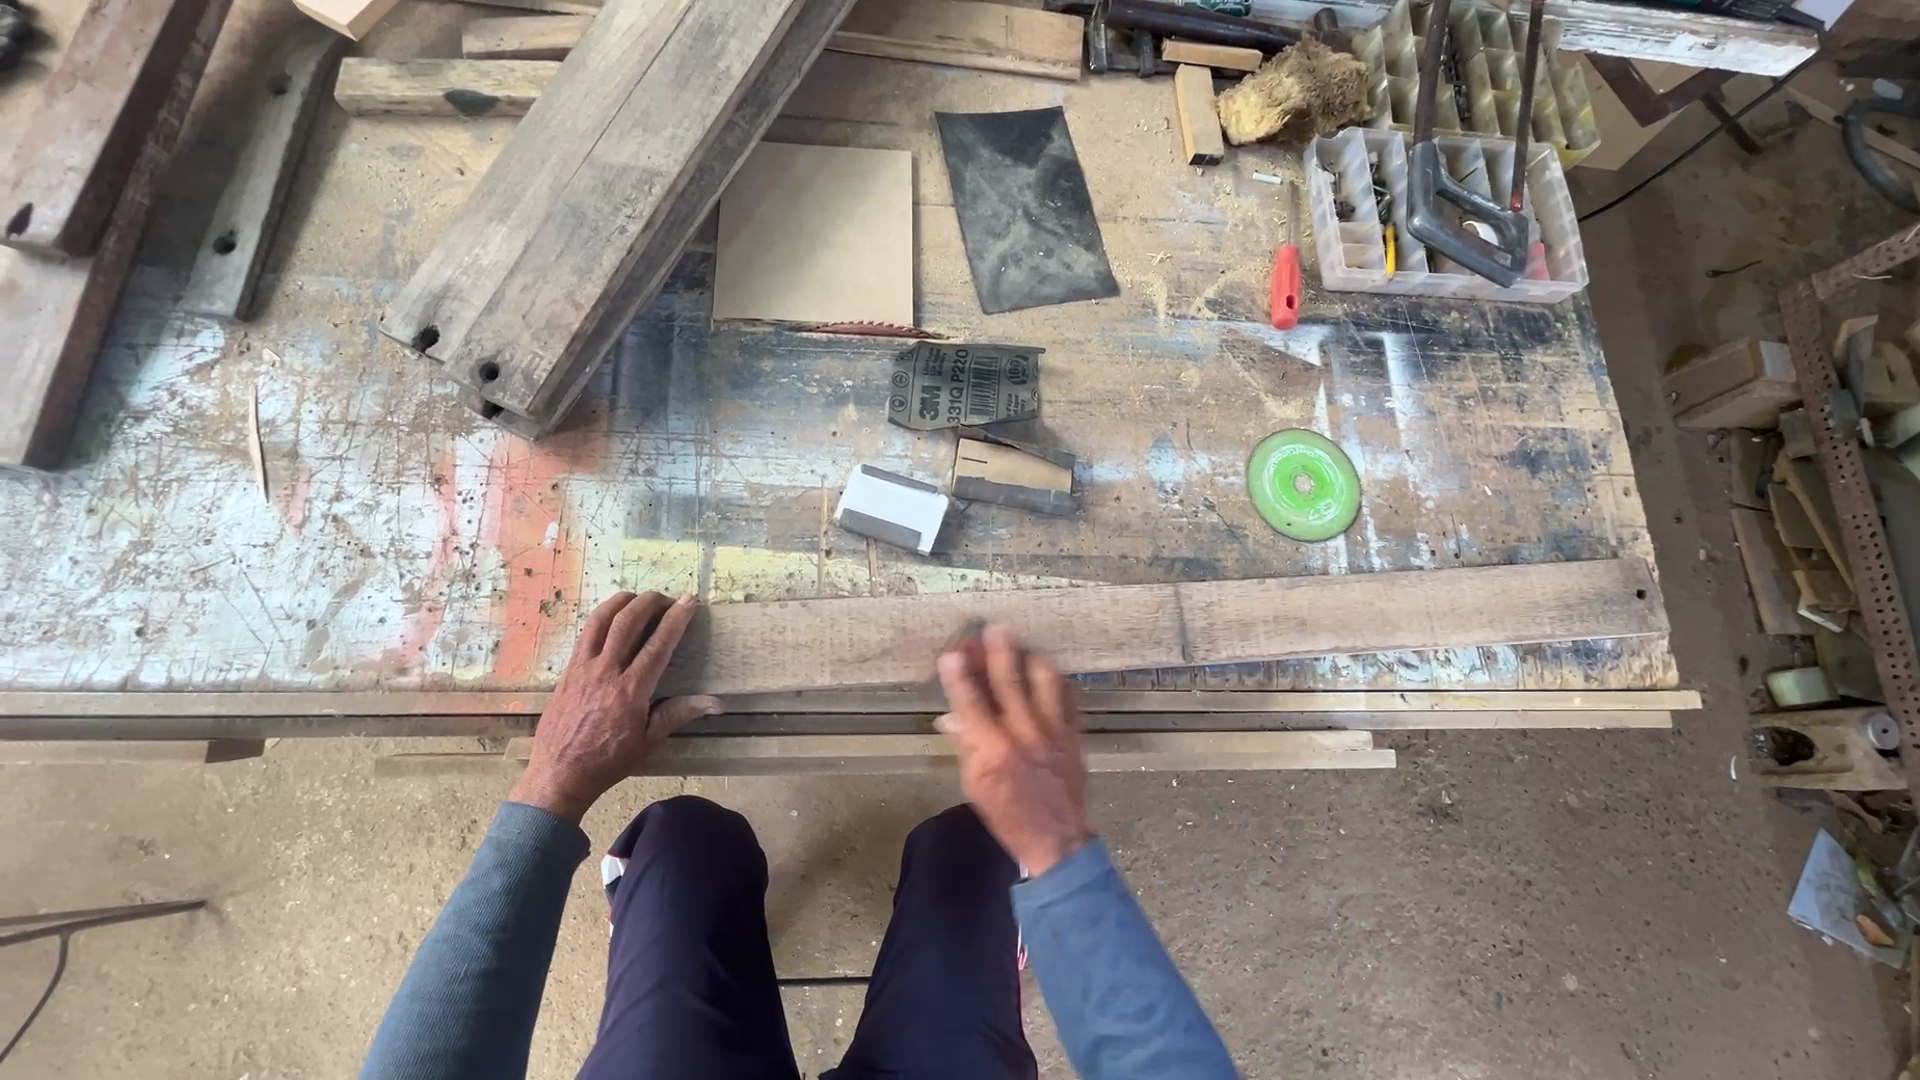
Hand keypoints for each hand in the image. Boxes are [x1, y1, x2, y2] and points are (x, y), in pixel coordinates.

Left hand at [508, 591, 721, 821]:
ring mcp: (582, 669)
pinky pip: (585, 634)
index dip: (676, 619)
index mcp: (630, 690)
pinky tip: (612, 619)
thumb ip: (679, 713)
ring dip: (622, 602)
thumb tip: (717, 703)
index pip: (658, 644)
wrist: (559, 775)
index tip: (689, 601)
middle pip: (628, 622)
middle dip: (649, 602)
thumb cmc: (609, 761)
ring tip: (638, 598)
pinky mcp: (568, 671)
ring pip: (600, 620)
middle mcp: (605, 672)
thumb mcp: (649, 741)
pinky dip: (602, 618)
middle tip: (666, 597)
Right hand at [936, 624, 1093, 876]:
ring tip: (1026, 647)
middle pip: (1009, 683)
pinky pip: (1069, 699)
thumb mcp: (974, 785)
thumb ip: (965, 745)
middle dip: (999, 653)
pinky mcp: (1073, 736)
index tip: (952, 654)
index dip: (959, 677)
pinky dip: (1059, 683)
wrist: (1057, 839)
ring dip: (1033, 660)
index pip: (971, 704)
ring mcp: (1053, 733)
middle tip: (994, 628)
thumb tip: (951, 717)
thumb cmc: (1008, 815)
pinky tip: (1052, 673)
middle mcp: (1024, 735)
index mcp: (994, 750)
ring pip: (1046, 683)